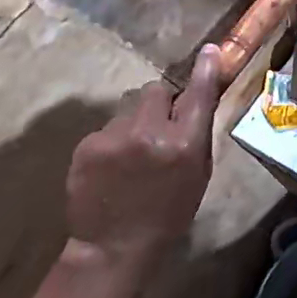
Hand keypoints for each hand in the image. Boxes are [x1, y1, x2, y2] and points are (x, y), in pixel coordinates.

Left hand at [63, 45, 222, 277]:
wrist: (115, 247)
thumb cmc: (169, 214)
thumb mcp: (197, 176)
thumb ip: (197, 136)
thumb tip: (197, 99)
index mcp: (184, 144)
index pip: (198, 95)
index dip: (205, 71)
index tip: (209, 50)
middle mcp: (150, 133)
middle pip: (155, 90)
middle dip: (159, 103)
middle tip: (159, 129)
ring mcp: (113, 137)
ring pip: (128, 107)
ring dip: (135, 121)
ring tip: (132, 154)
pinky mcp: (87, 145)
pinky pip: (107, 127)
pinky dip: (113, 141)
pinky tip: (112, 167)